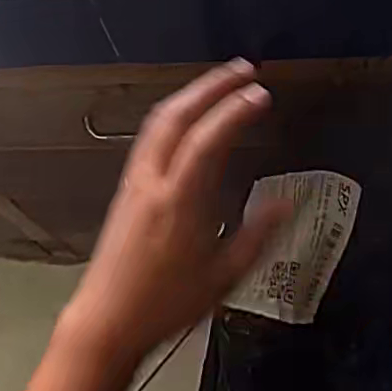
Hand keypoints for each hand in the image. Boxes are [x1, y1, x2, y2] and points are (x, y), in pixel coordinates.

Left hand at [23, 59, 292, 390]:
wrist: (106, 321)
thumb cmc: (164, 304)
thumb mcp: (222, 278)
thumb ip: (257, 235)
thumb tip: (286, 202)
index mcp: (179, 201)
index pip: (208, 139)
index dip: (235, 110)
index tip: (259, 94)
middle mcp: (153, 179)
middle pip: (179, 114)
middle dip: (212, 84)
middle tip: (243, 69)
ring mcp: (136, 177)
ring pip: (161, 118)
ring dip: (191, 92)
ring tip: (219, 81)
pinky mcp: (127, 183)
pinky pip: (151, 132)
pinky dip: (174, 110)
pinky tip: (187, 112)